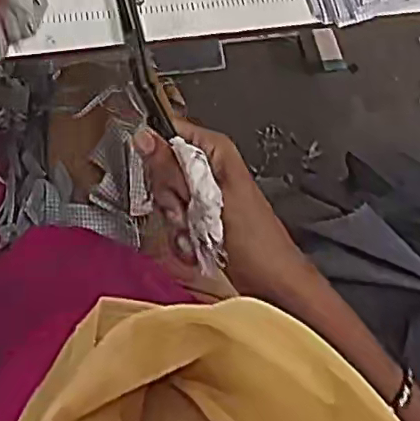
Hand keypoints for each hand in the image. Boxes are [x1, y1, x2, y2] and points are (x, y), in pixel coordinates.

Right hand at [136, 118, 321, 303]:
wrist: (276, 289)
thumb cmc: (257, 244)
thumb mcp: (208, 201)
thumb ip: (171, 168)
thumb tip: (143, 137)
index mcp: (215, 150)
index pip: (168, 131)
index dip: (158, 154)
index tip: (164, 177)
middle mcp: (208, 167)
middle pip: (162, 167)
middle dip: (169, 196)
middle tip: (187, 212)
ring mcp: (203, 193)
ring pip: (165, 196)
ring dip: (175, 221)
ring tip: (195, 235)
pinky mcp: (200, 217)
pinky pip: (172, 219)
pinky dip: (180, 237)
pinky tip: (195, 247)